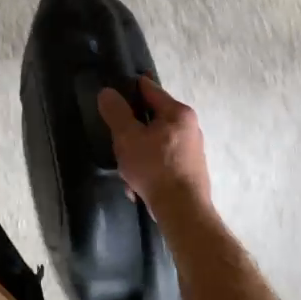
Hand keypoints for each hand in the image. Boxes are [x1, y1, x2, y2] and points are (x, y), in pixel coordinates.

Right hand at [96, 76, 210, 211]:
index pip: (149, 89)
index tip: (112, 93)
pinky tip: (138, 186)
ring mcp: (192, 149)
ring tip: (126, 170)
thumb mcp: (127, 137)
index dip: (128, 88)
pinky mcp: (190, 169)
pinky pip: (162, 160)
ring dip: (137, 153)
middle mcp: (190, 127)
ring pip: (154, 141)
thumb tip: (107, 92)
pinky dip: (148, 168)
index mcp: (178, 113)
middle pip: (151, 117)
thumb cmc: (154, 168)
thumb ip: (116, 112)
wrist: (182, 211)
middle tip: (116, 141)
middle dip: (131, 129)